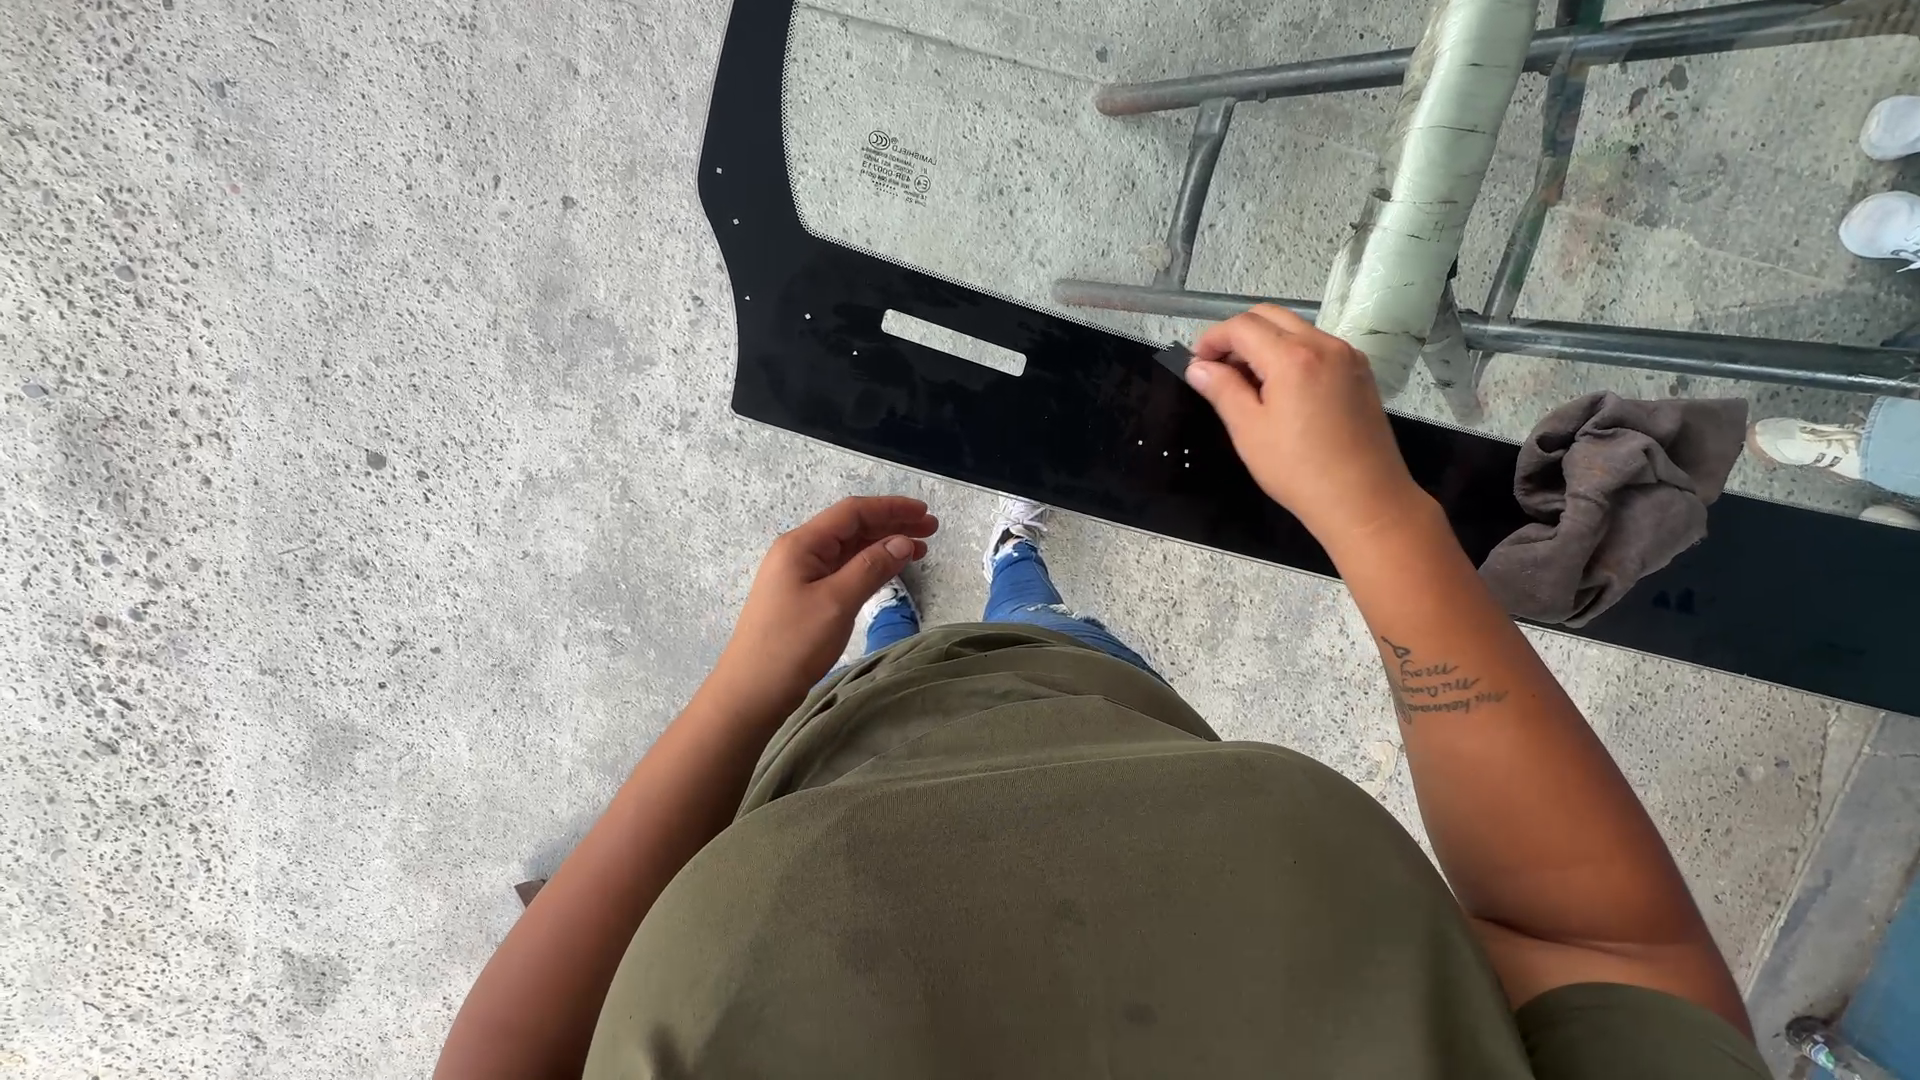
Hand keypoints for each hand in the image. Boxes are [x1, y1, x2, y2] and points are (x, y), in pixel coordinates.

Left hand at [706, 496, 938, 715]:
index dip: (891, 508)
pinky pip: (843, 569)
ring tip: (920, 550)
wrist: (752, 692)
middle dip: (892, 524)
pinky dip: (870, 565)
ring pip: (849, 549)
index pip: (852, 512)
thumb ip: (871, 567)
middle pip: (852, 527)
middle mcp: (799, 552)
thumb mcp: (837, 602)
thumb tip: (902, 542)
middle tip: (930, 529)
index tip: (925, 512)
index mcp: (801, 544)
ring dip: (883, 545)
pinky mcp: (805, 597)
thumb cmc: (792, 645)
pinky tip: (889, 570)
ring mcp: (801, 575)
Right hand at [1185, 305, 1434, 548]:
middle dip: (1237, 335)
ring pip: (1295, 328)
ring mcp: (1347, 356)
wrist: (1363, 498)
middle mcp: (1323, 345)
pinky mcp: (1359, 372)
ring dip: (1264, 343)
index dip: (1212, 339)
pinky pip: (1317, 346)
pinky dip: (1290, 354)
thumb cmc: (1298, 470)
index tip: (1196, 364)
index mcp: (1292, 357)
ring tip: (1246, 382)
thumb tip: (1199, 368)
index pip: (1242, 326)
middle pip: (1270, 316)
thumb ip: (1222, 390)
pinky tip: (1279, 388)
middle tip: (1217, 369)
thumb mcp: (1248, 430)